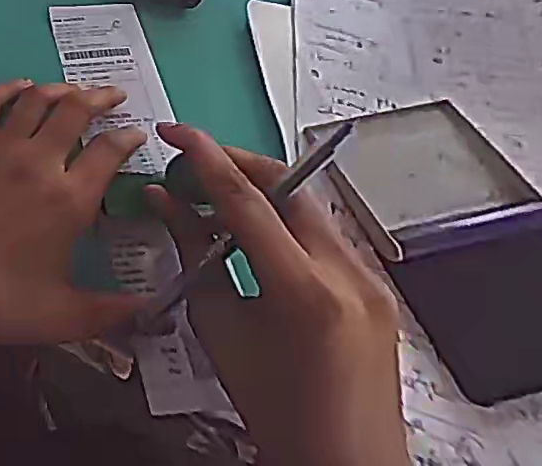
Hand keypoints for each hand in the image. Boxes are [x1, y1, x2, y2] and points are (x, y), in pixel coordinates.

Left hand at [0, 81, 149, 354]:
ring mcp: (2, 147)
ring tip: (74, 89)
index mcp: (69, 199)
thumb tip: (155, 308)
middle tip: (113, 94)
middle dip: (101, 97)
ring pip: (38, 99)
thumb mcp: (65, 315)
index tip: (136, 132)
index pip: (110, 151)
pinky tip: (22, 86)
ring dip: (61, 88)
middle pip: (77, 110)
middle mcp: (40, 162)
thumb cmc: (1, 301)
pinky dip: (10, 87)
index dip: (128, 136)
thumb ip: (114, 310)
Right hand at [147, 123, 407, 465]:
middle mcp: (348, 274)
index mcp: (305, 291)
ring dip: (258, 188)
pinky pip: (322, 230)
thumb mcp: (219, 325)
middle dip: (235, 161)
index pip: (245, 198)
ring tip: (217, 195)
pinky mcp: (377, 286)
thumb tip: (163, 199)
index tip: (175, 132)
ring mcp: (371, 279)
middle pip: (285, 184)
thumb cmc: (275, 410)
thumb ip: (190, 251)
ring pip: (305, 202)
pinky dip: (283, 218)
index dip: (203, 155)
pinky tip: (254, 232)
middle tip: (193, 161)